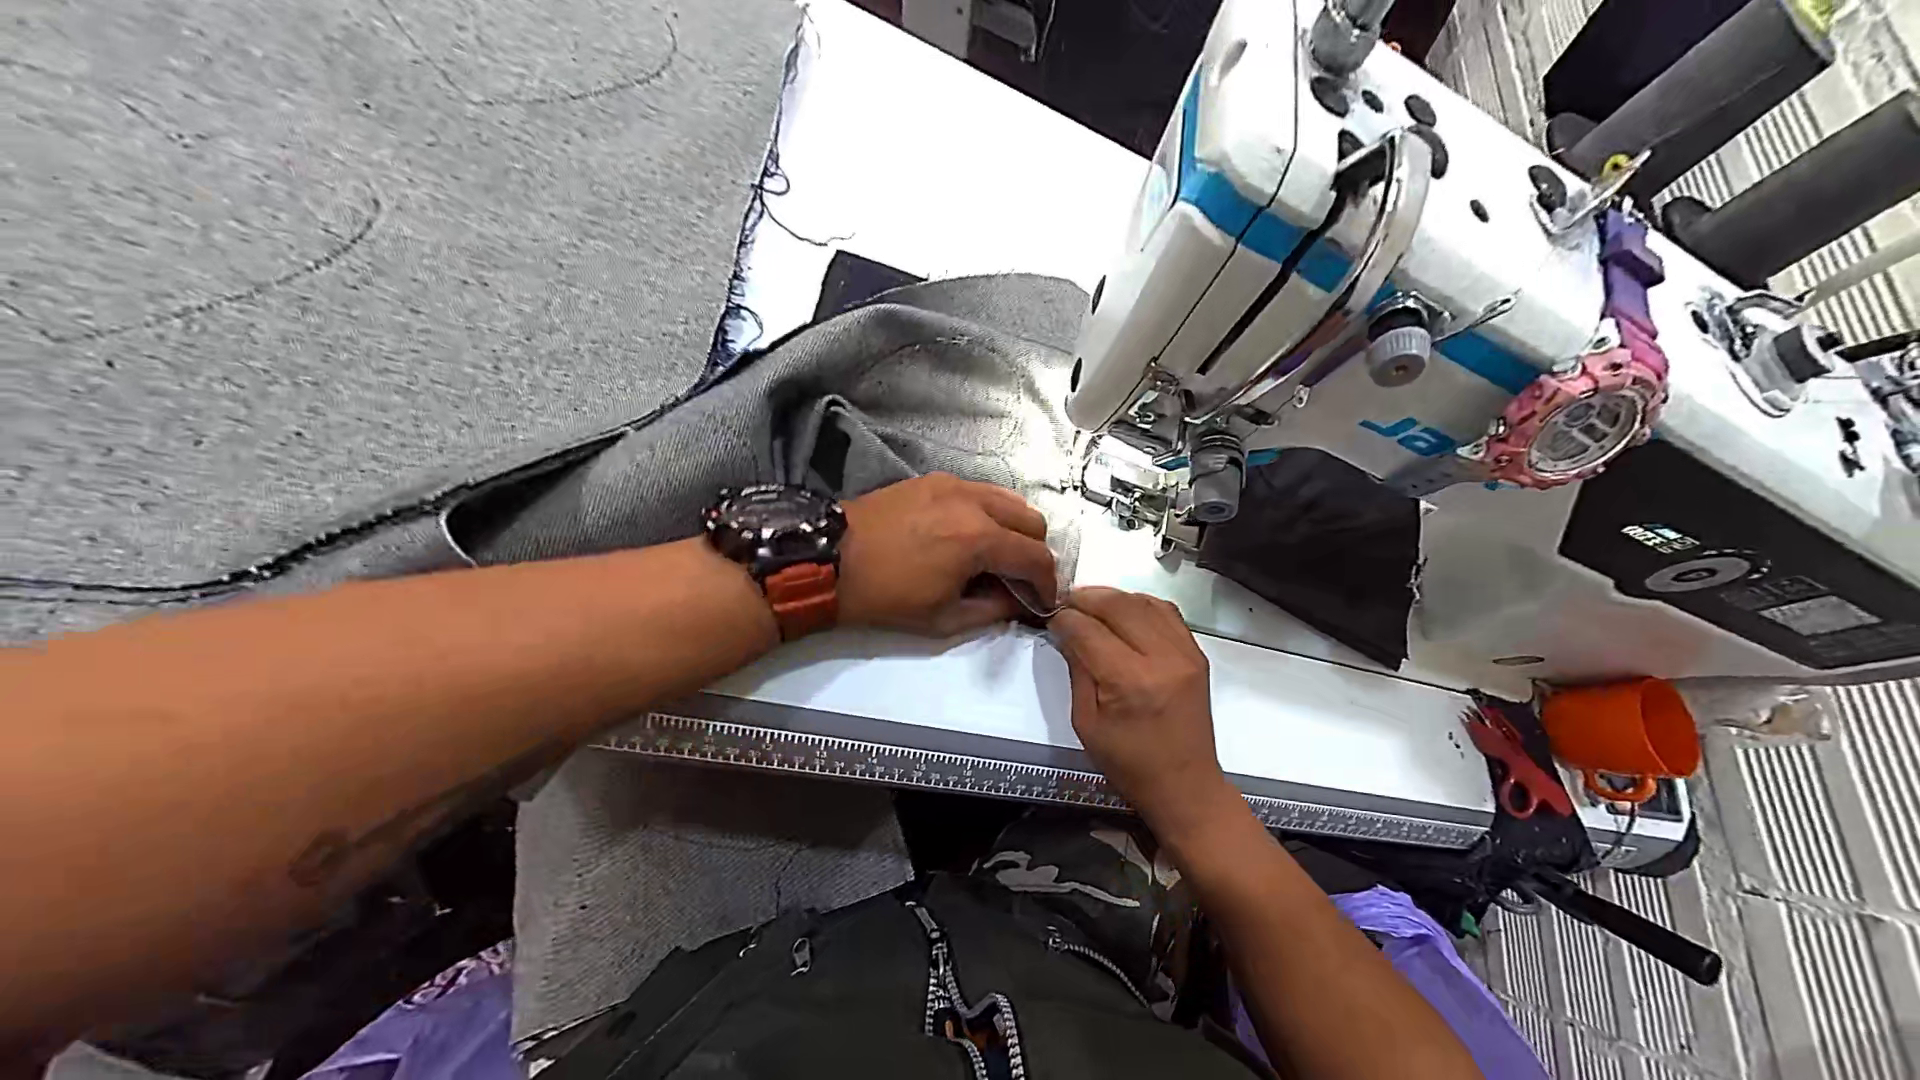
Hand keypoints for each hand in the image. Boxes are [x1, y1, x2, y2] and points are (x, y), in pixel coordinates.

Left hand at [838, 474, 1058, 636]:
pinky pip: (980, 491)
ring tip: (1000, 555)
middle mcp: (973, 502)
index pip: (1036, 557)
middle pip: (1032, 521)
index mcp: (979, 539)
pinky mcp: (933, 480)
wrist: (830, 561)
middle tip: (1021, 579)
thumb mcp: (944, 619)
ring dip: (1016, 528)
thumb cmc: (886, 596)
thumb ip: (993, 609)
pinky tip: (972, 534)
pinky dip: (990, 511)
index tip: (1043, 602)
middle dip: (1035, 553)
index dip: (1047, 584)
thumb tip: (1018, 600)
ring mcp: (953, 485)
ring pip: (1009, 499)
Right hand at [1050, 587, 1237, 836]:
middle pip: (1116, 605)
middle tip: (1066, 604)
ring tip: (1091, 606)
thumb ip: (1077, 669)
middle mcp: (1161, 659)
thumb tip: (1066, 631)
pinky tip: (1123, 613)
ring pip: (1142, 601)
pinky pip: (1166, 611)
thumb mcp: (1085, 721)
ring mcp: (1185, 653)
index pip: (1087, 629)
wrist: (1185, 785)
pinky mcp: (1196, 653)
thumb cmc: (1129, 763)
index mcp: (1129, 682)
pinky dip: (1140, 605)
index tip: (1051, 620)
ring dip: (1111, 598)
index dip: (1064, 619)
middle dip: (1085, 599)